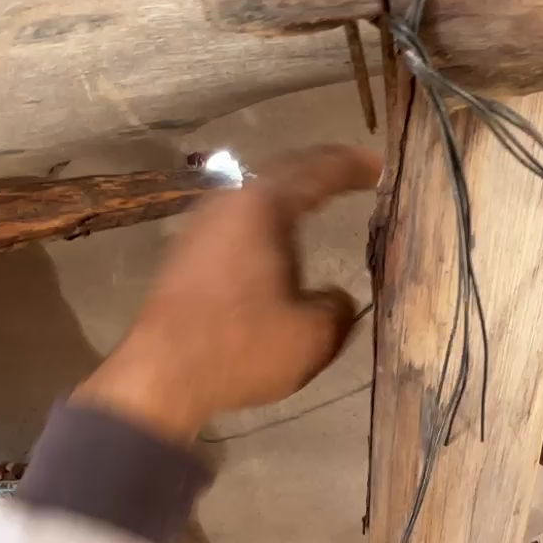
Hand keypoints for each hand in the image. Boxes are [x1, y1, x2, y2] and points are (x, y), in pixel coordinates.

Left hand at [72, 145, 382, 441]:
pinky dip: (266, 225)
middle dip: (319, 173)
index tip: (380, 166)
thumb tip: (336, 298)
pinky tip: (276, 245)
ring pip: (255, 199)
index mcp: (264, 208)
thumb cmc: (242, 349)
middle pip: (282, 174)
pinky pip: (238, 224)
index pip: (319, 171)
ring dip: (288, 198)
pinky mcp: (187, 256)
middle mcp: (229, 204)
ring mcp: (201, 227)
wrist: (162, 376)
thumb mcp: (313, 337)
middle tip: (352, 174)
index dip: (354, 166)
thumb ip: (339, 308)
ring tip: (317, 204)